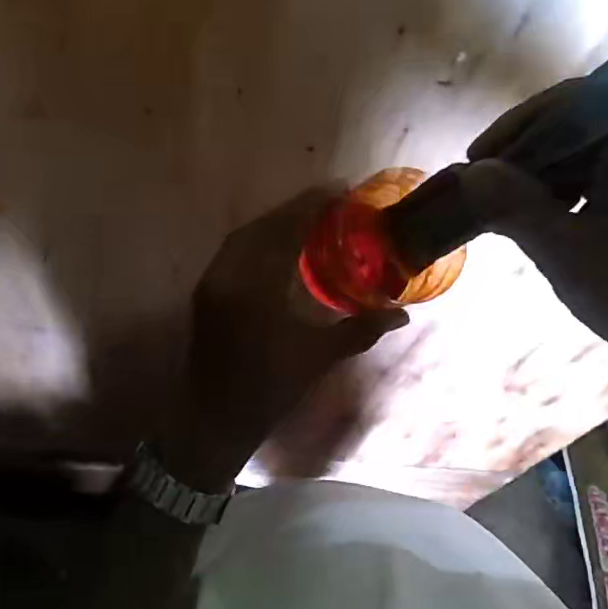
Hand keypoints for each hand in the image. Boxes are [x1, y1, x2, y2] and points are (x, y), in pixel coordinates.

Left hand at [157, 188, 408, 488]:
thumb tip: (402, 316)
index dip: (314, 206)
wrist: (214, 418)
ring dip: (275, 222)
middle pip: (264, 226)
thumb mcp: (318, 358)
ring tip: (307, 218)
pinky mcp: (206, 291)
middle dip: (296, 208)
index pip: (287, 230)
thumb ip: (360, 330)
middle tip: (329, 202)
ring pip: (244, 236)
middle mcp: (229, 275)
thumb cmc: (269, 389)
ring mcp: (212, 282)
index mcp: (257, 287)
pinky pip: (232, 251)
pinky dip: (257, 239)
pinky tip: (277, 244)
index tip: (340, 190)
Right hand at [456, 86, 607, 362]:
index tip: (473, 161)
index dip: (516, 131)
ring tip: (510, 206)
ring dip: (551, 176)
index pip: (575, 106)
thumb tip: (468, 174)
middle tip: (485, 188)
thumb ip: (513, 205)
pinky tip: (550, 214)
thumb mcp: (567, 250)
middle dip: (532, 158)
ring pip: (598, 150)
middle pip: (586, 126)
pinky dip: (579, 188)